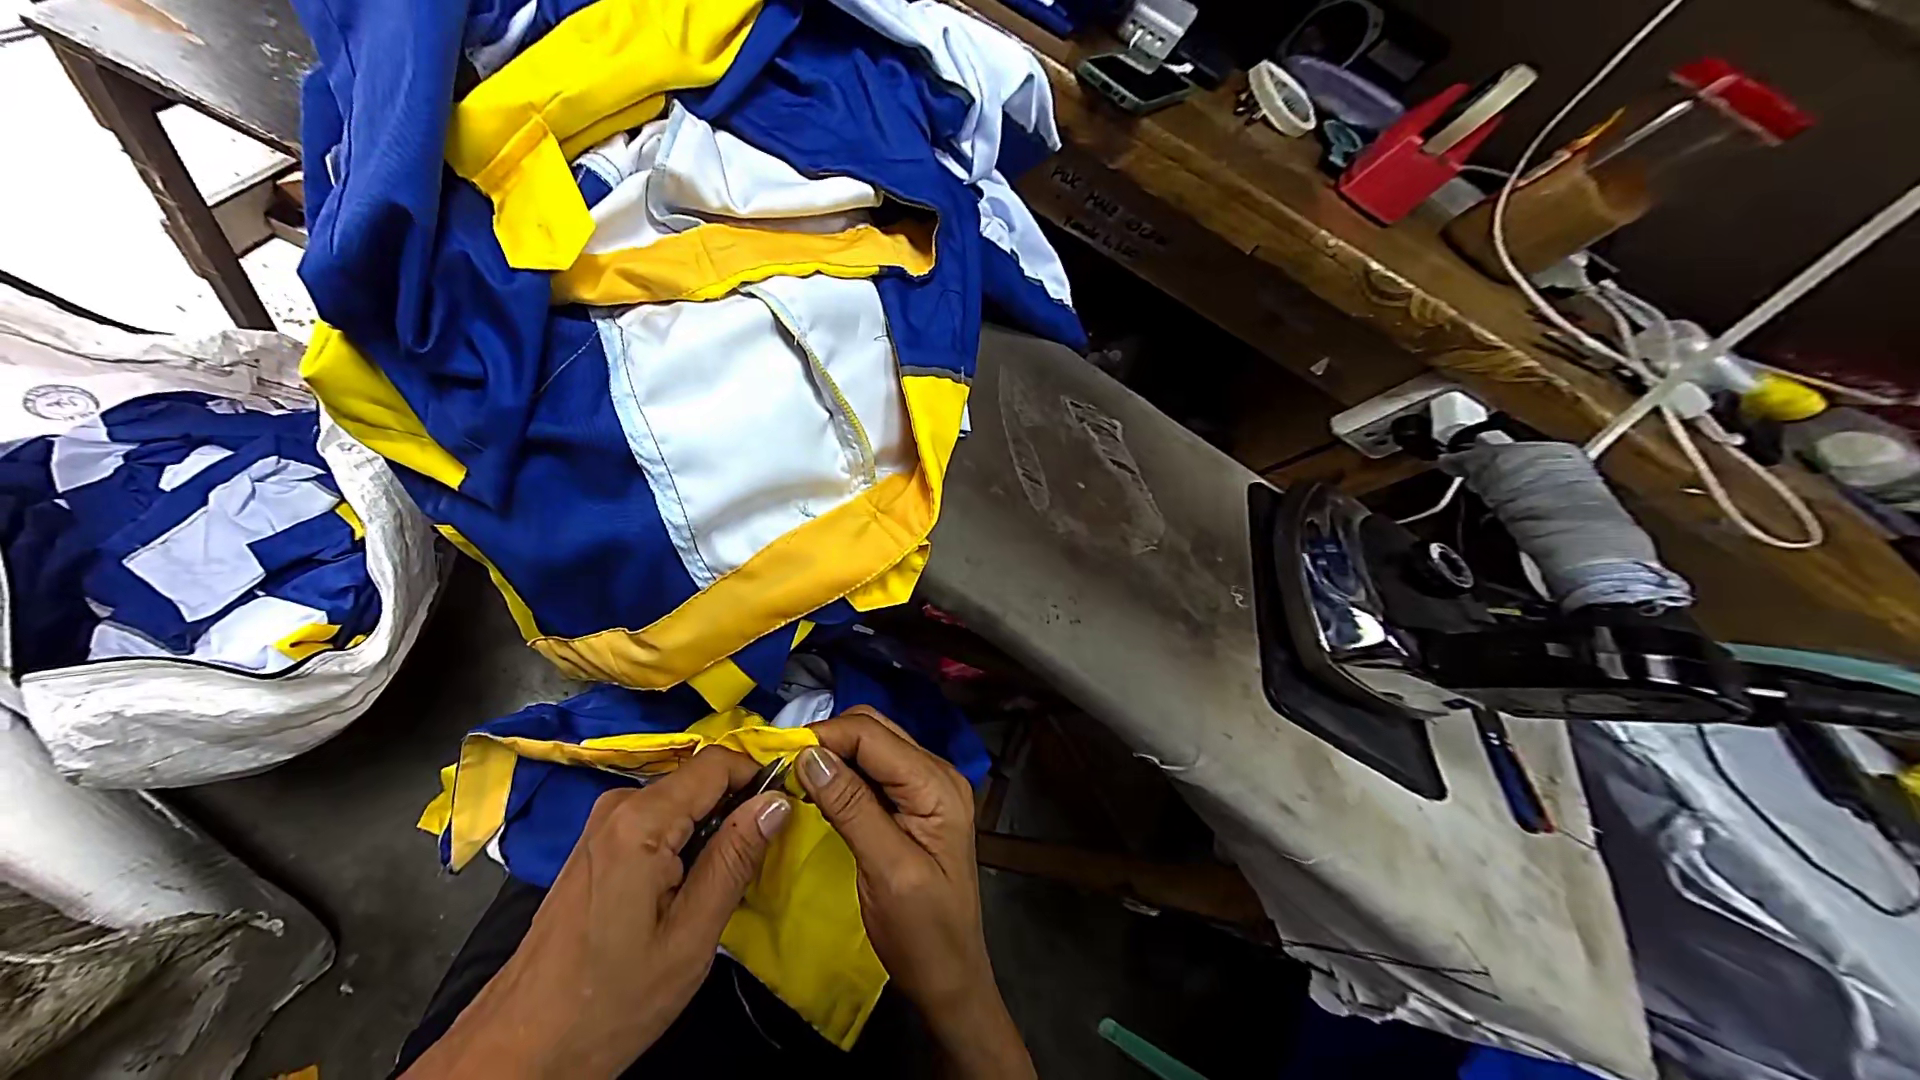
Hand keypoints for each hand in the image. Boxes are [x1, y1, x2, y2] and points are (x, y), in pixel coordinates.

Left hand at [404, 747, 791, 1078]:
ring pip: (682, 798)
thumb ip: (736, 858)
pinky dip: (685, 837)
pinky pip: (658, 817)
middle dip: (737, 806)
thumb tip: (778, 801)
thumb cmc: (609, 1003)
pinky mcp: (597, 843)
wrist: (516, 1052)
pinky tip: (687, 885)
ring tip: (722, 878)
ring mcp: (603, 824)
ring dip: (712, 825)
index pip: (719, 762)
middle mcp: (618, 806)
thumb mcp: (691, 937)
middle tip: (756, 857)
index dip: (759, 778)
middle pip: (700, 778)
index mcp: (641, 821)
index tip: (784, 812)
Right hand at [798, 708, 1034, 1078]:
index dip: (824, 736)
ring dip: (832, 755)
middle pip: (873, 731)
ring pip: (871, 746)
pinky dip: (843, 773)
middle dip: (827, 740)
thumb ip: (851, 806)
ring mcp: (926, 786)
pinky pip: (874, 771)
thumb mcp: (887, 870)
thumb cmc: (924, 932)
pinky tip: (819, 791)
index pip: (872, 734)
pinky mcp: (913, 803)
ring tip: (793, 776)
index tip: (778, 754)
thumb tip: (808, 755)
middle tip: (782, 765)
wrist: (951, 977)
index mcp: (936, 784)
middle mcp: (935, 773)